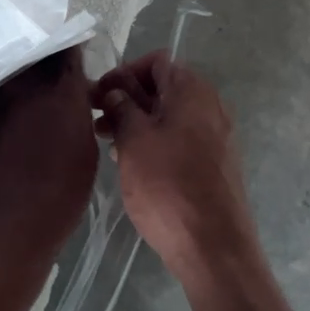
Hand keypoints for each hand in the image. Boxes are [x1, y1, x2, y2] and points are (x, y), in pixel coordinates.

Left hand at [0, 48, 97, 262]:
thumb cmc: (57, 195)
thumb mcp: (86, 153)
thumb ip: (80, 115)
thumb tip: (76, 100)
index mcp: (60, 89)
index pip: (68, 48)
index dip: (75, 45)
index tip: (81, 48)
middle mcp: (25, 84)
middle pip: (38, 54)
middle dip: (50, 56)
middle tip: (61, 70)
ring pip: (16, 72)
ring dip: (28, 76)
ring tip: (41, 94)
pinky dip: (11, 98)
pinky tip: (20, 116)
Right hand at [94, 50, 256, 280]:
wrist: (214, 248)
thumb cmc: (168, 185)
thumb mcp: (134, 140)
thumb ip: (122, 107)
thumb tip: (116, 91)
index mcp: (192, 90)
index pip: (155, 62)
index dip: (123, 73)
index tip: (98, 95)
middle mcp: (209, 106)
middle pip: (162, 88)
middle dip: (126, 99)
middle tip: (95, 120)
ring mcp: (214, 137)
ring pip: (168, 116)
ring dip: (137, 122)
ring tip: (106, 142)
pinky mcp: (213, 165)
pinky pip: (179, 140)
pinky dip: (154, 142)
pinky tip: (131, 162)